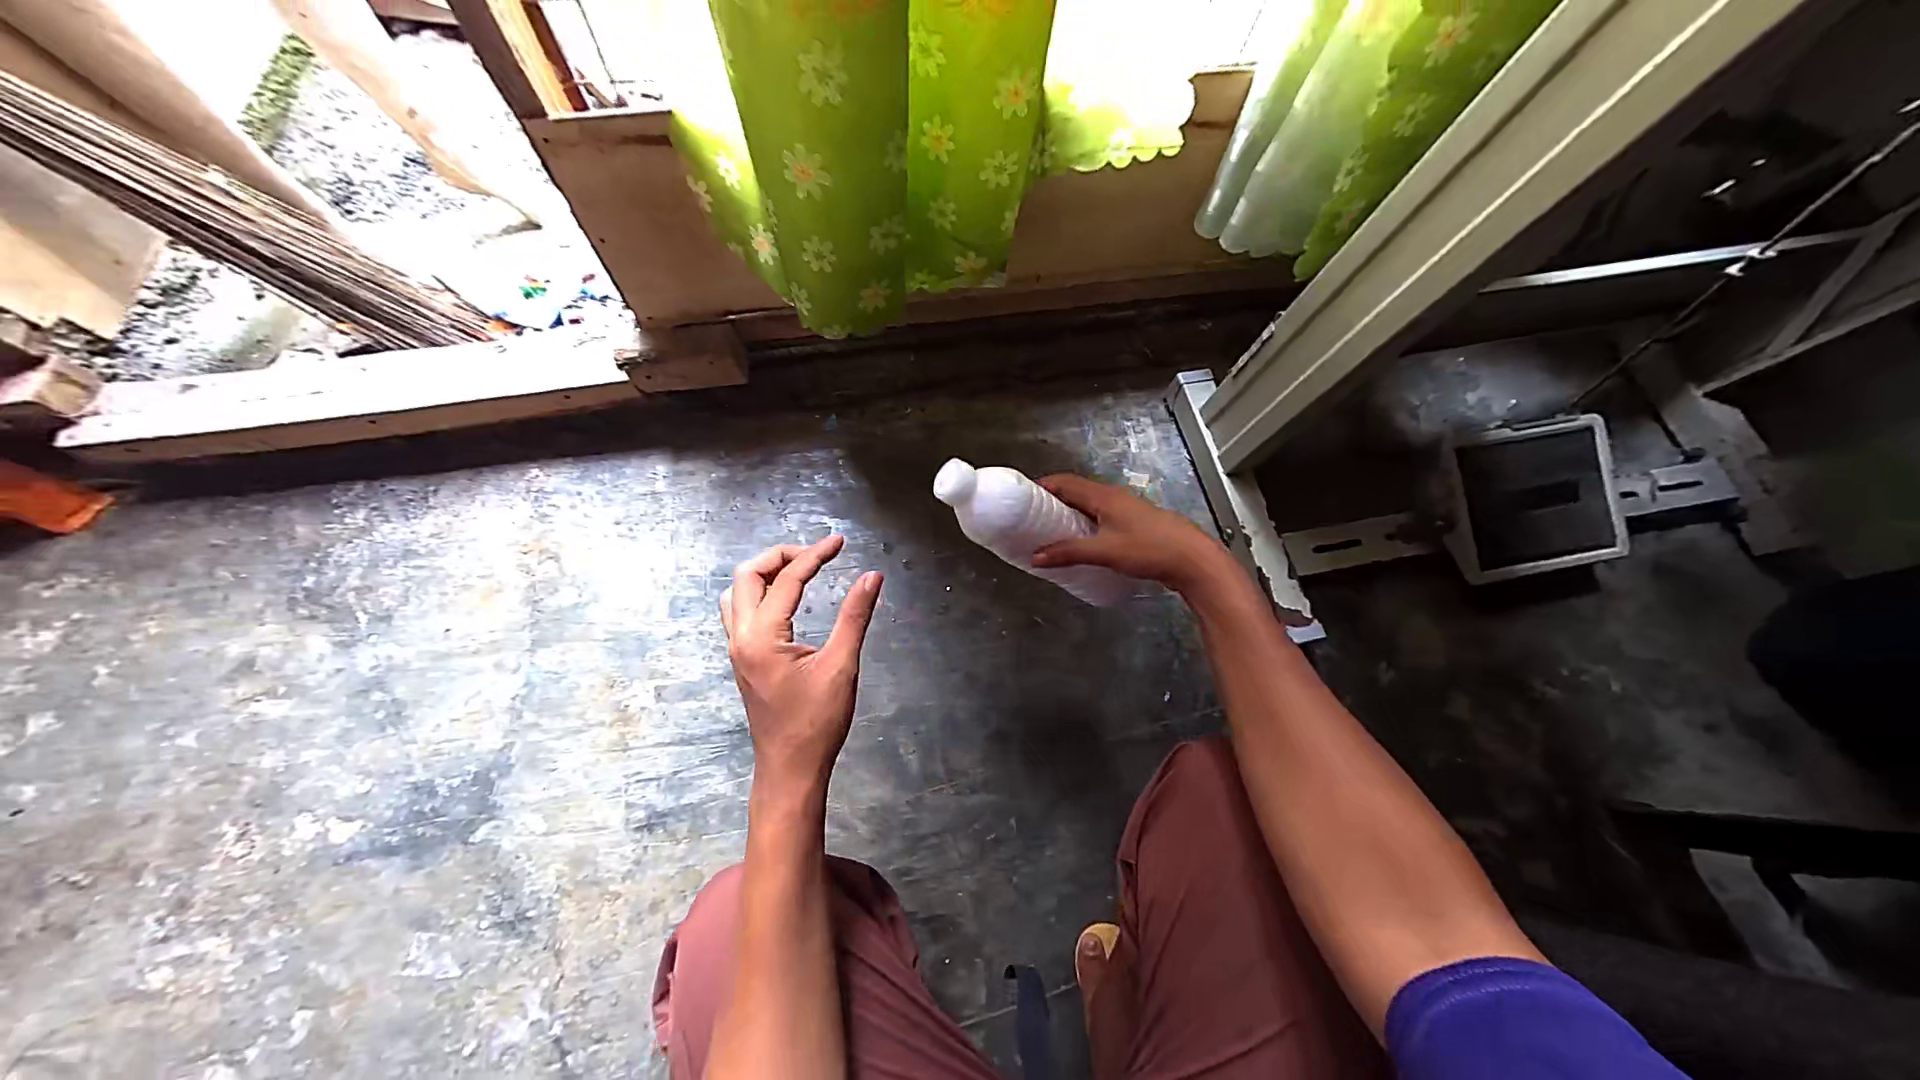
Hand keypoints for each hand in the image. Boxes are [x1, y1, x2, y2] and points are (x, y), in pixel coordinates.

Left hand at [721, 536, 882, 799]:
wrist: (790, 767)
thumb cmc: (817, 722)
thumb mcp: (842, 666)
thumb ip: (855, 616)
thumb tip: (872, 577)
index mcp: (762, 636)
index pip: (788, 580)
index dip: (815, 555)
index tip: (840, 542)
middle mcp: (741, 637)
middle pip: (747, 575)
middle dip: (781, 556)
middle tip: (816, 554)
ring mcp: (737, 648)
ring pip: (738, 592)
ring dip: (766, 573)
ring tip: (801, 570)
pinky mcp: (743, 658)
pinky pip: (741, 610)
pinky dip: (761, 593)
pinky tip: (787, 598)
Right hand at [1030, 474, 1232, 592]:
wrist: (1193, 561)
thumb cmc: (1150, 549)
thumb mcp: (1104, 552)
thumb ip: (1068, 553)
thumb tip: (1036, 557)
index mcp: (1104, 496)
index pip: (1065, 482)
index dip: (1042, 486)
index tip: (1023, 497)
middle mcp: (1114, 498)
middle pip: (1076, 492)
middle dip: (1052, 501)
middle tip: (1032, 517)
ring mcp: (1126, 511)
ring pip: (1090, 506)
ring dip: (1069, 515)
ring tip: (1051, 532)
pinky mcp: (1135, 526)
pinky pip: (1101, 519)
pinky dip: (1085, 526)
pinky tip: (1082, 544)